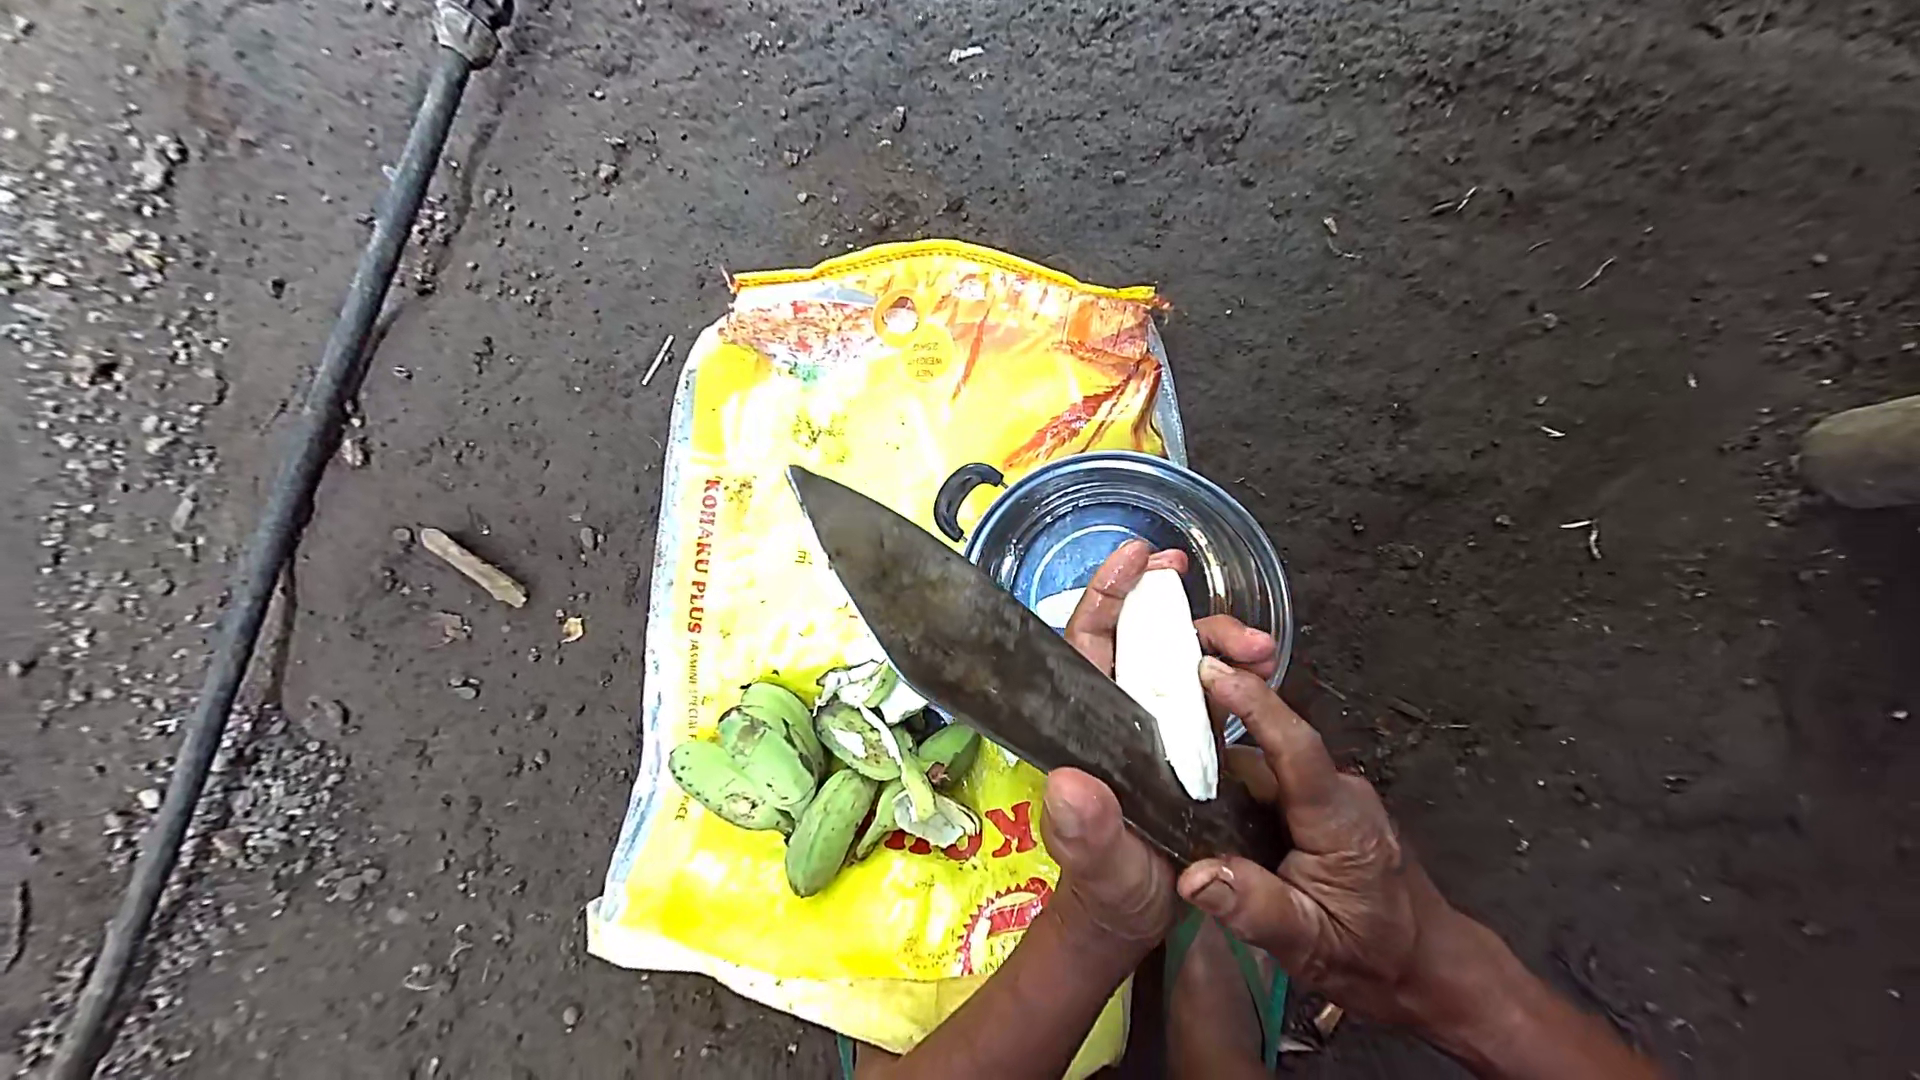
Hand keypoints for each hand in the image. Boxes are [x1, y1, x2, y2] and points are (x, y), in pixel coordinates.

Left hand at [1046, 540, 1280, 947]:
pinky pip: (1211, 690)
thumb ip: (1085, 836)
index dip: (1107, 595)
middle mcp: (1116, 710)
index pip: (1086, 641)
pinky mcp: (1189, 739)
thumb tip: (1071, 787)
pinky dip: (1238, 674)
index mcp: (1085, 723)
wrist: (1142, 914)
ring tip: (1261, 649)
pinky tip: (1264, 673)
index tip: (1137, 556)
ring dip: (1218, 641)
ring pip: (1180, 658)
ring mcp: (1154, 721)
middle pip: (1139, 638)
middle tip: (1201, 584)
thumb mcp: (1099, 867)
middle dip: (1170, 605)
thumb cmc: (1109, 885)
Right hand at [1177, 661, 1464, 1030]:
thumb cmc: (1377, 958)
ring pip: (1261, 757)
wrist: (1428, 966)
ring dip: (1216, 756)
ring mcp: (1329, 789)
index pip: (1296, 746)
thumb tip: (1193, 876)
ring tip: (1163, 756)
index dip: (1252, 703)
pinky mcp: (1316, 794)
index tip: (1211, 672)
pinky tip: (1199, 786)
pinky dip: (1230, 773)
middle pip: (1266, 743)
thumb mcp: (1311, 947)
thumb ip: (1254, 908)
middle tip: (1154, 719)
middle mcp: (1338, 791)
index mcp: (1341, 822)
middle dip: (1211, 725)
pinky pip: (1266, 769)